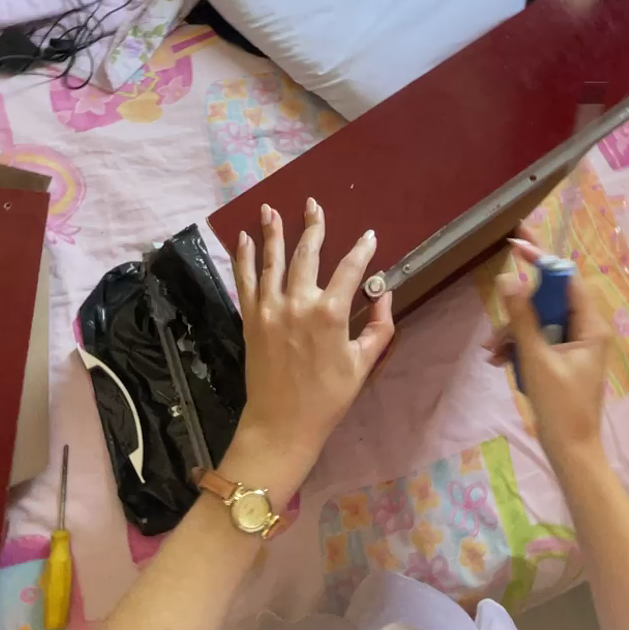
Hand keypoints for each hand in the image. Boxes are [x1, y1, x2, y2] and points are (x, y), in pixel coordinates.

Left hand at [228, 199, 394, 496]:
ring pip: (272, 260)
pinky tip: (243, 238)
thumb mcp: (363, 365)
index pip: (350, 270)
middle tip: (314, 205)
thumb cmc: (327, 397)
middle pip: (307, 254)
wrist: (282, 424)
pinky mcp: (251, 318)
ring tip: (270, 208)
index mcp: (330, 313)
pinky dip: (243, 258)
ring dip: (272, 232)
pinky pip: (246, 280)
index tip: (369, 236)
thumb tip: (386, 295)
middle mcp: (298, 302)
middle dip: (313, 226)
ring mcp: (270, 308)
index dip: (362, 250)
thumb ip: (380, 327)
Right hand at [485, 236, 609, 466]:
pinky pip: (536, 337)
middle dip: (519, 308)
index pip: (566, 278)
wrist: (571, 451)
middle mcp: (586, 329)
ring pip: (538, 318)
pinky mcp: (562, 356)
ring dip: (513, 330)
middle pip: (549, 298)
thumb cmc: (561, 406)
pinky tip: (499, 359)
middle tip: (497, 319)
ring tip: (494, 351)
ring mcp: (574, 343)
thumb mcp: (537, 359)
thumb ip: (522, 317)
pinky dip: (517, 344)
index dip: (541, 259)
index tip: (516, 243)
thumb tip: (508, 279)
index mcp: (591, 326)